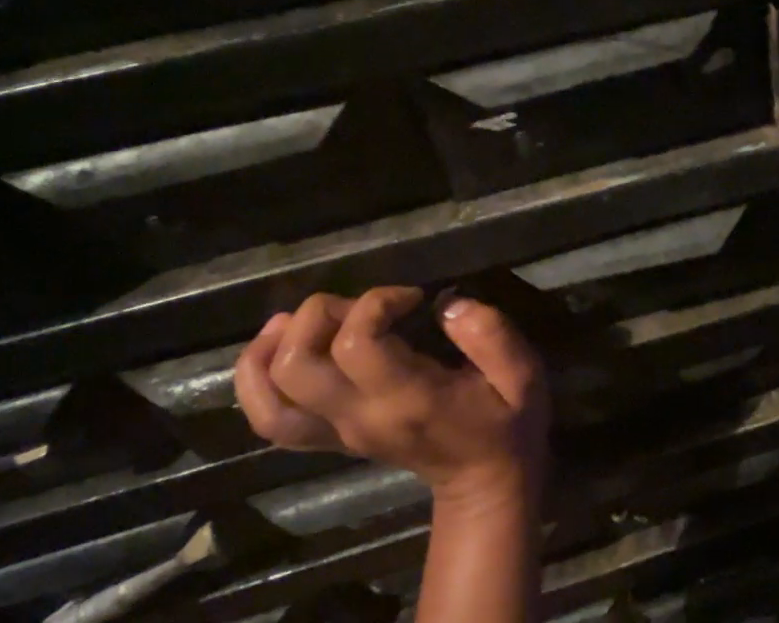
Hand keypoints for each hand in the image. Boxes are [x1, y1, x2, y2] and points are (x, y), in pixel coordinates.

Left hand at [233, 288, 548, 508]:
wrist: (486, 481)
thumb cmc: (507, 423)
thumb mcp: (522, 375)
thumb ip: (490, 334)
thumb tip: (447, 303)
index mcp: (407, 400)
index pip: (357, 343)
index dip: (376, 302)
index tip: (413, 297)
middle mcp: (359, 418)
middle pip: (296, 365)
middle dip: (319, 315)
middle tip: (363, 305)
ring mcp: (337, 432)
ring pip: (268, 395)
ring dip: (273, 346)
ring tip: (301, 319)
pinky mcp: (329, 436)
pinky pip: (270, 416)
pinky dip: (256, 379)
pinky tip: (275, 347)